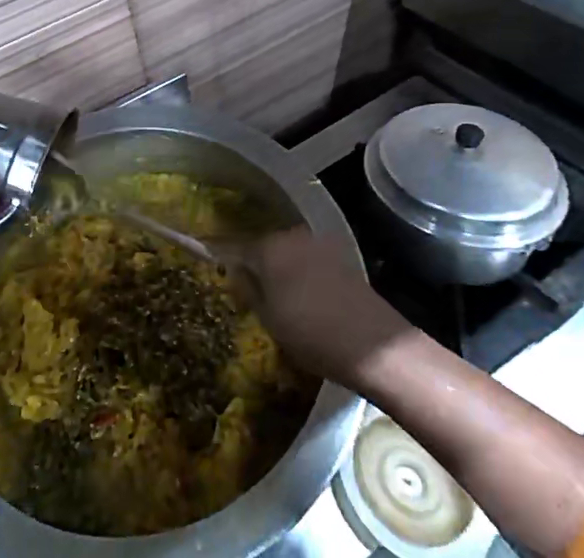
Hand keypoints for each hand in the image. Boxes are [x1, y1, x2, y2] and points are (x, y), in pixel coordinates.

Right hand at [219, 228, 413, 389]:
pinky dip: (298, 273)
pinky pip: (306, 261)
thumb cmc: (312, 334)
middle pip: (261, 246)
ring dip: (276, 268)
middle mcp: (292, 237)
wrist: (376, 347)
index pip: (233, 247)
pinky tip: (300, 296)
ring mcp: (319, 245)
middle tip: (242, 288)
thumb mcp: (268, 318)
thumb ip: (248, 289)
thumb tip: (235, 271)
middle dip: (251, 262)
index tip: (207, 262)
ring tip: (272, 295)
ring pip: (286, 253)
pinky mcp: (340, 258)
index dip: (219, 257)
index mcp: (268, 247)